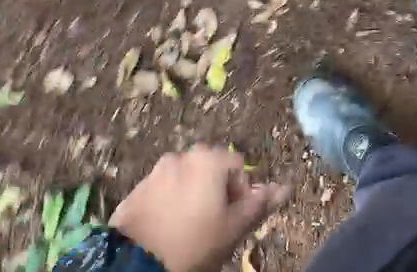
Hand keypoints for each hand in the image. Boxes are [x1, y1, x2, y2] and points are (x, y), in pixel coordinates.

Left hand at [111, 146, 289, 271]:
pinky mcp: (133, 192)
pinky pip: (160, 193)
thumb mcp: (232, 228)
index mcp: (209, 159)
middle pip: (209, 170)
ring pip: (184, 181)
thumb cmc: (193, 244)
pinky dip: (166, 206)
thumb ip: (259, 204)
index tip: (233, 218)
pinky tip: (166, 230)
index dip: (241, 193)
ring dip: (190, 197)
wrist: (132, 267)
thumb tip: (284, 188)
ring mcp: (154, 173)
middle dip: (214, 192)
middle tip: (213, 224)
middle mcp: (181, 156)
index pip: (238, 167)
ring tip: (188, 229)